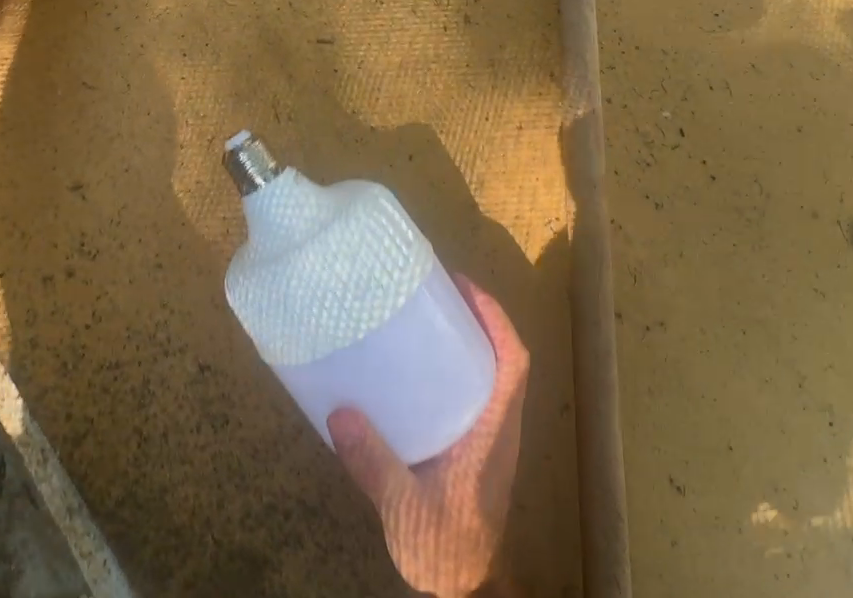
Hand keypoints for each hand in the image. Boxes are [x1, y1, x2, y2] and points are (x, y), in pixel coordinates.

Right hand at [328, 276, 528, 597]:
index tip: (463, 285)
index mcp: (494, 433)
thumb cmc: (445, 546)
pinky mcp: (468, 447)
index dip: (496, 319)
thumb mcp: (405, 508)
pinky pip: (467, 392)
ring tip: (418, 313)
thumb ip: (375, 465)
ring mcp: (486, 437)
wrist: (462, 584)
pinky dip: (448, 365)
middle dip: (475, 316)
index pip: (513, 363)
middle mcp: (497, 427)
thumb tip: (339, 414)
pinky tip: (406, 365)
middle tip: (431, 288)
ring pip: (487, 373)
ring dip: (464, 337)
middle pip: (501, 358)